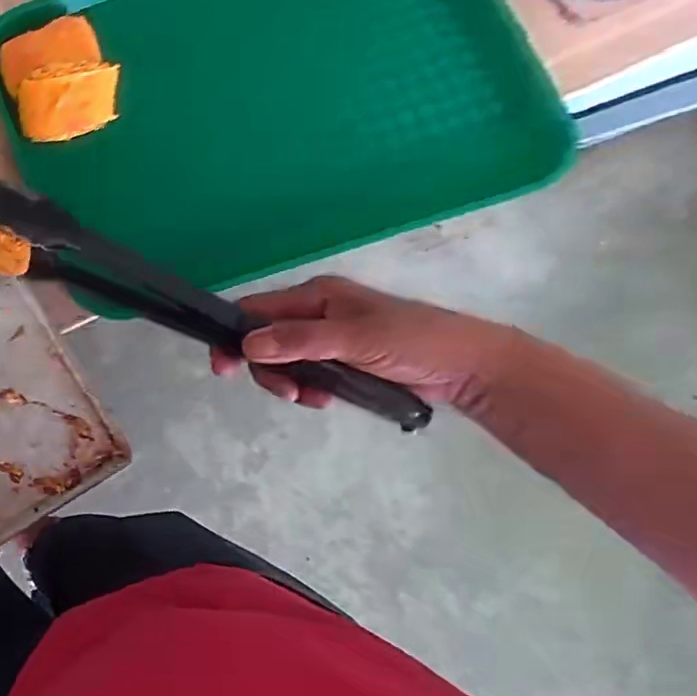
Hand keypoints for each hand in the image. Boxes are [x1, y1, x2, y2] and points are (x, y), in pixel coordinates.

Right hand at [211, 275, 520, 411]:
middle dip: (268, 368)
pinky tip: (325, 399)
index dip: (233, 335)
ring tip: (311, 399)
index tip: (224, 367)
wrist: (472, 369)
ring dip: (288, 381)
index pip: (255, 310)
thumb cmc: (414, 342)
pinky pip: (306, 373)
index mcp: (315, 295)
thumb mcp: (353, 339)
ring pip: (283, 359)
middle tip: (286, 393)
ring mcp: (328, 337)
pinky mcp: (341, 360)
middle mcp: (315, 312)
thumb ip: (299, 341)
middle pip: (265, 339)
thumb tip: (247, 346)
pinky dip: (307, 388)